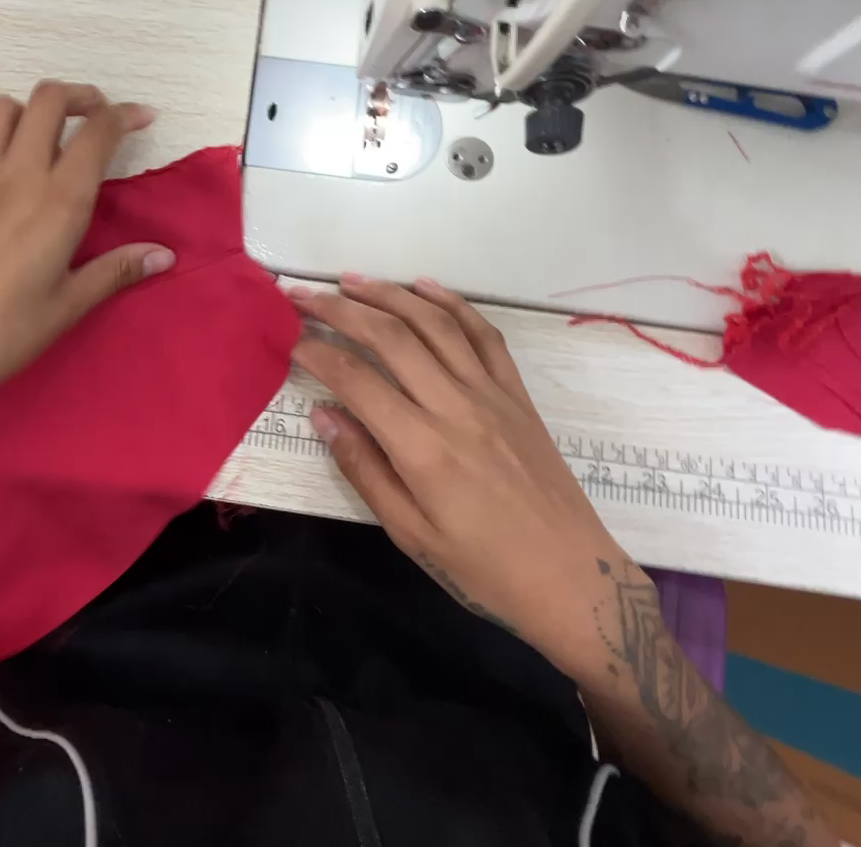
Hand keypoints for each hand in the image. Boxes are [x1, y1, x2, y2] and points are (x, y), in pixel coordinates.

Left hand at [0, 82, 169, 473]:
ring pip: (2, 107)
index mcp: (57, 202)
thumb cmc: (0, 336)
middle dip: (80, 96)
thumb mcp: (66, 307)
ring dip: (30, 111)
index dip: (126, 115)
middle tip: (97, 117)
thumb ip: (116, 271)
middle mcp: (15, 175)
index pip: (98, 133)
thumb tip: (165, 255)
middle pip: (49, 99)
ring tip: (44, 139)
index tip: (143, 117)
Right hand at [288, 274, 633, 663]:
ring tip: (352, 281)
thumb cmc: (482, 567)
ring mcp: (491, 395)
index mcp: (422, 448)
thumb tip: (324, 415)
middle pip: (391, 338)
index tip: (289, 339)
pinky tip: (424, 288)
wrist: (571, 578)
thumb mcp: (410, 533)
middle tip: (304, 295)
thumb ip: (364, 469)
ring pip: (435, 325)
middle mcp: (456, 407)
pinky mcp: (517, 395)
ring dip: (390, 295)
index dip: (316, 352)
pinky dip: (452, 304)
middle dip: (341, 309)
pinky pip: (484, 335)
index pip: (356, 380)